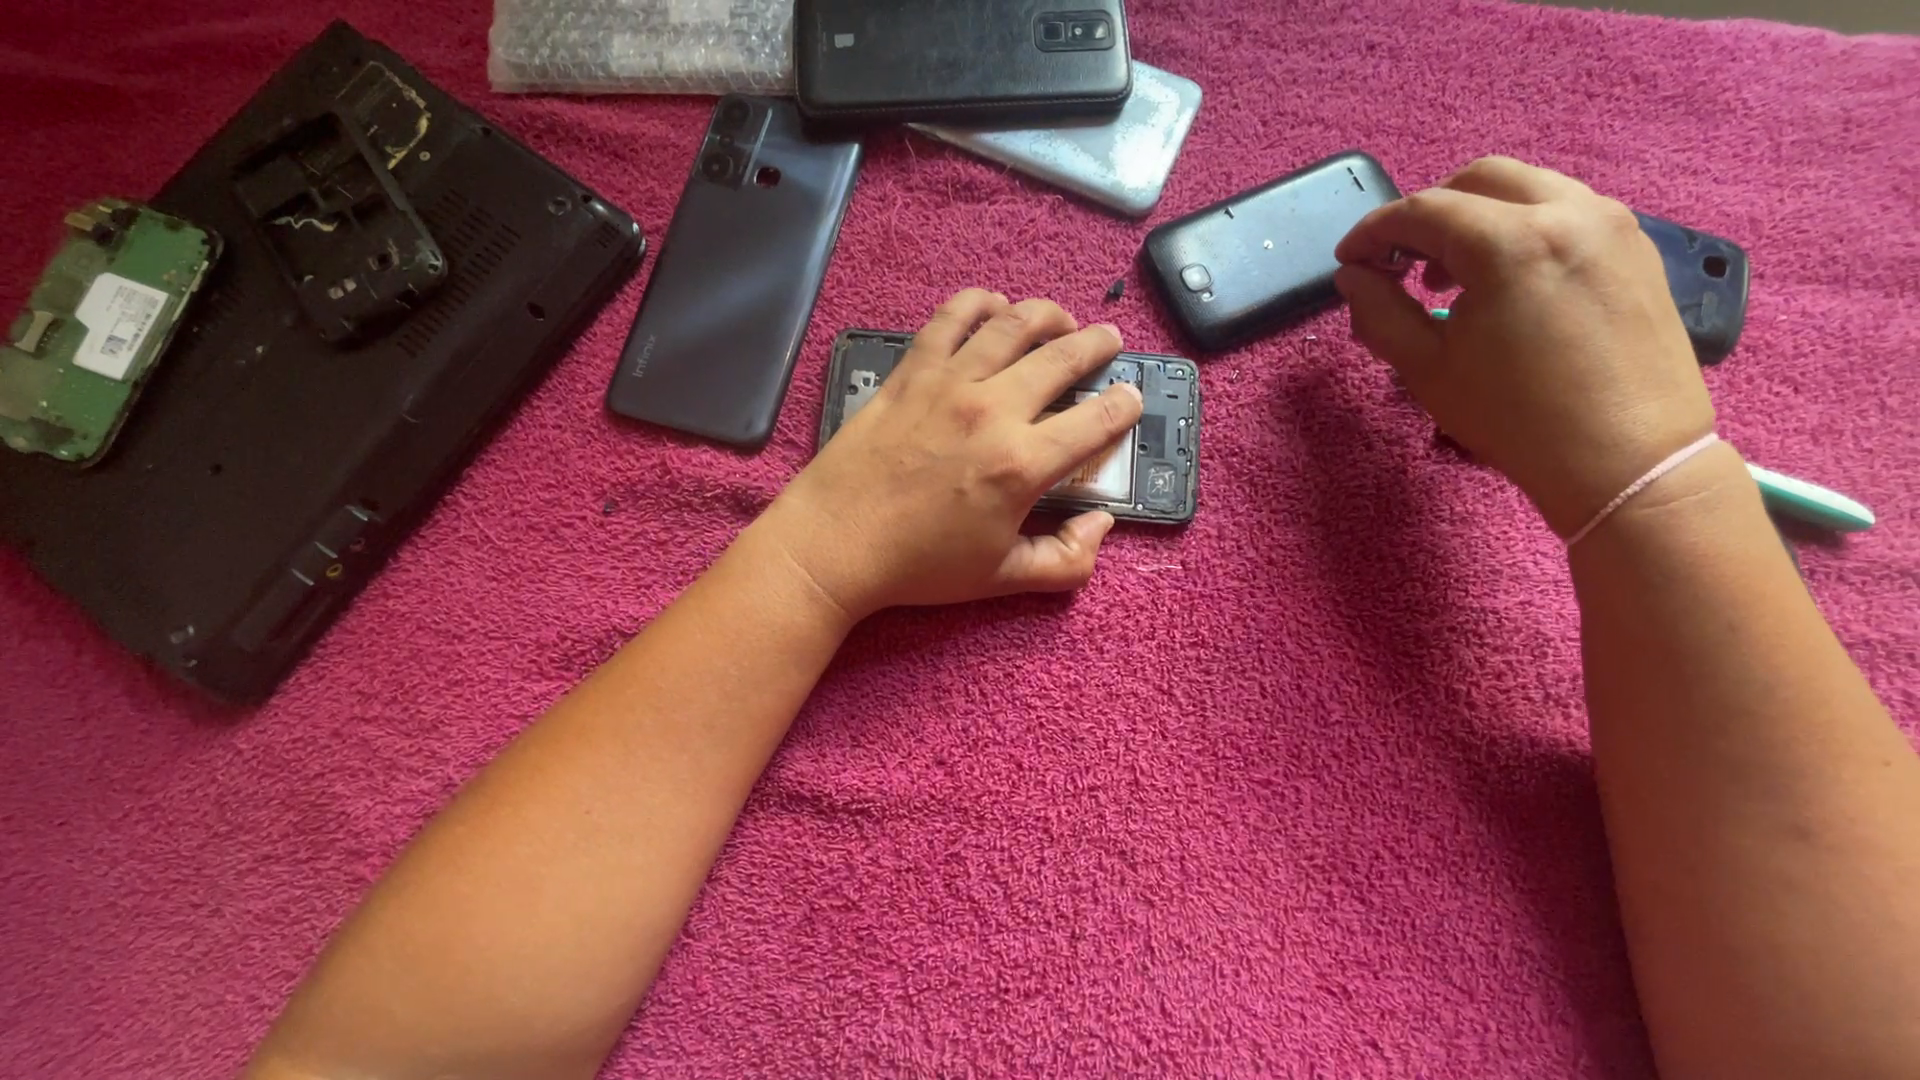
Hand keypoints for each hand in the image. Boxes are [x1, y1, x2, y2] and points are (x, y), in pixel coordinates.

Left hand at [757, 289, 1143, 620]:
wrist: (835, 544)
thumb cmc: (918, 566)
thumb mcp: (1001, 579)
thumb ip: (1065, 560)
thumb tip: (1101, 526)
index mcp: (1023, 464)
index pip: (1096, 422)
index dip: (1125, 407)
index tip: (1130, 399)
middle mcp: (993, 410)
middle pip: (1063, 358)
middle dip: (1097, 345)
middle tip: (1109, 343)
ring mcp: (949, 383)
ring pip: (1013, 325)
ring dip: (1047, 314)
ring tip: (1061, 319)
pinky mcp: (911, 372)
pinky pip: (950, 319)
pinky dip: (978, 303)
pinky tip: (992, 305)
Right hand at [1333, 156, 1716, 536]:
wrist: (1626, 456)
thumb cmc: (1514, 416)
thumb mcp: (1425, 367)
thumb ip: (1378, 311)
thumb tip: (1352, 276)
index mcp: (1511, 242)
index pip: (1423, 210)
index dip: (1373, 232)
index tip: (1347, 260)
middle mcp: (1568, 211)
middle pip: (1478, 179)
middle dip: (1425, 212)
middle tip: (1395, 260)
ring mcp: (1611, 223)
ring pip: (1526, 187)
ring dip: (1473, 216)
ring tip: (1445, 274)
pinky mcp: (1634, 245)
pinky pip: (1563, 210)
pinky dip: (1517, 226)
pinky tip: (1499, 278)